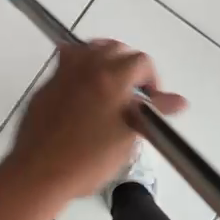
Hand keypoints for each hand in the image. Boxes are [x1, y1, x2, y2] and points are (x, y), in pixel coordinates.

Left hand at [5, 39, 185, 201]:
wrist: (39, 172)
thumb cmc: (88, 160)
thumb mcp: (127, 138)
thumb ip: (153, 113)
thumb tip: (180, 101)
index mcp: (111, 78)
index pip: (141, 61)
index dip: (152, 80)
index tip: (150, 100)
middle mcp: (86, 67)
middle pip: (115, 48)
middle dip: (129, 65)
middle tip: (133, 92)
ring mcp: (62, 74)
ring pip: (88, 49)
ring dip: (104, 60)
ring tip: (110, 85)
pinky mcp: (46, 86)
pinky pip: (65, 62)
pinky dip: (79, 67)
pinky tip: (82, 86)